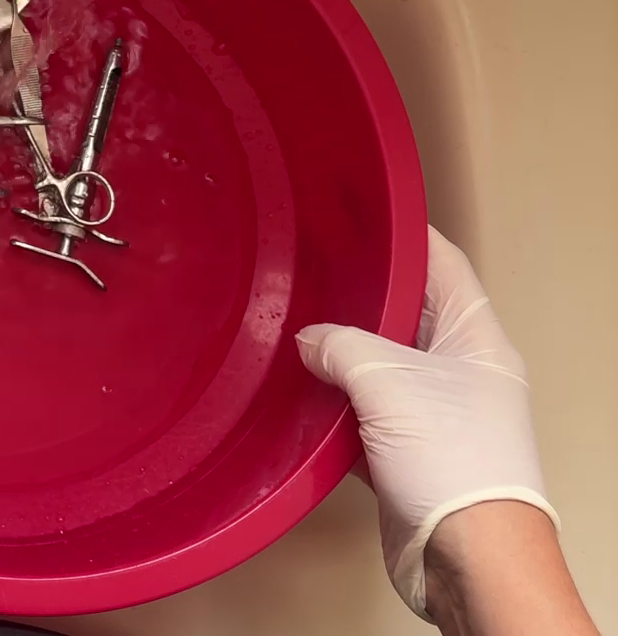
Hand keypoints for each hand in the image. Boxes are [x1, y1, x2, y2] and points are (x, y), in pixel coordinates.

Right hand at [296, 227, 557, 619]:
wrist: (462, 550)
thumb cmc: (452, 460)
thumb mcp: (384, 379)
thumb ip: (336, 342)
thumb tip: (306, 340)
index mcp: (475, 342)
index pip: (442, 265)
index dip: (403, 233)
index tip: (356, 209)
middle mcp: (457, 367)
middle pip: (400, 307)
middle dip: (353, 285)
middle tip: (300, 260)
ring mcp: (429, 404)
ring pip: (370, 352)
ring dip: (331, 339)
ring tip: (283, 314)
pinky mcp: (399, 437)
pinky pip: (353, 394)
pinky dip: (323, 384)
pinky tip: (289, 376)